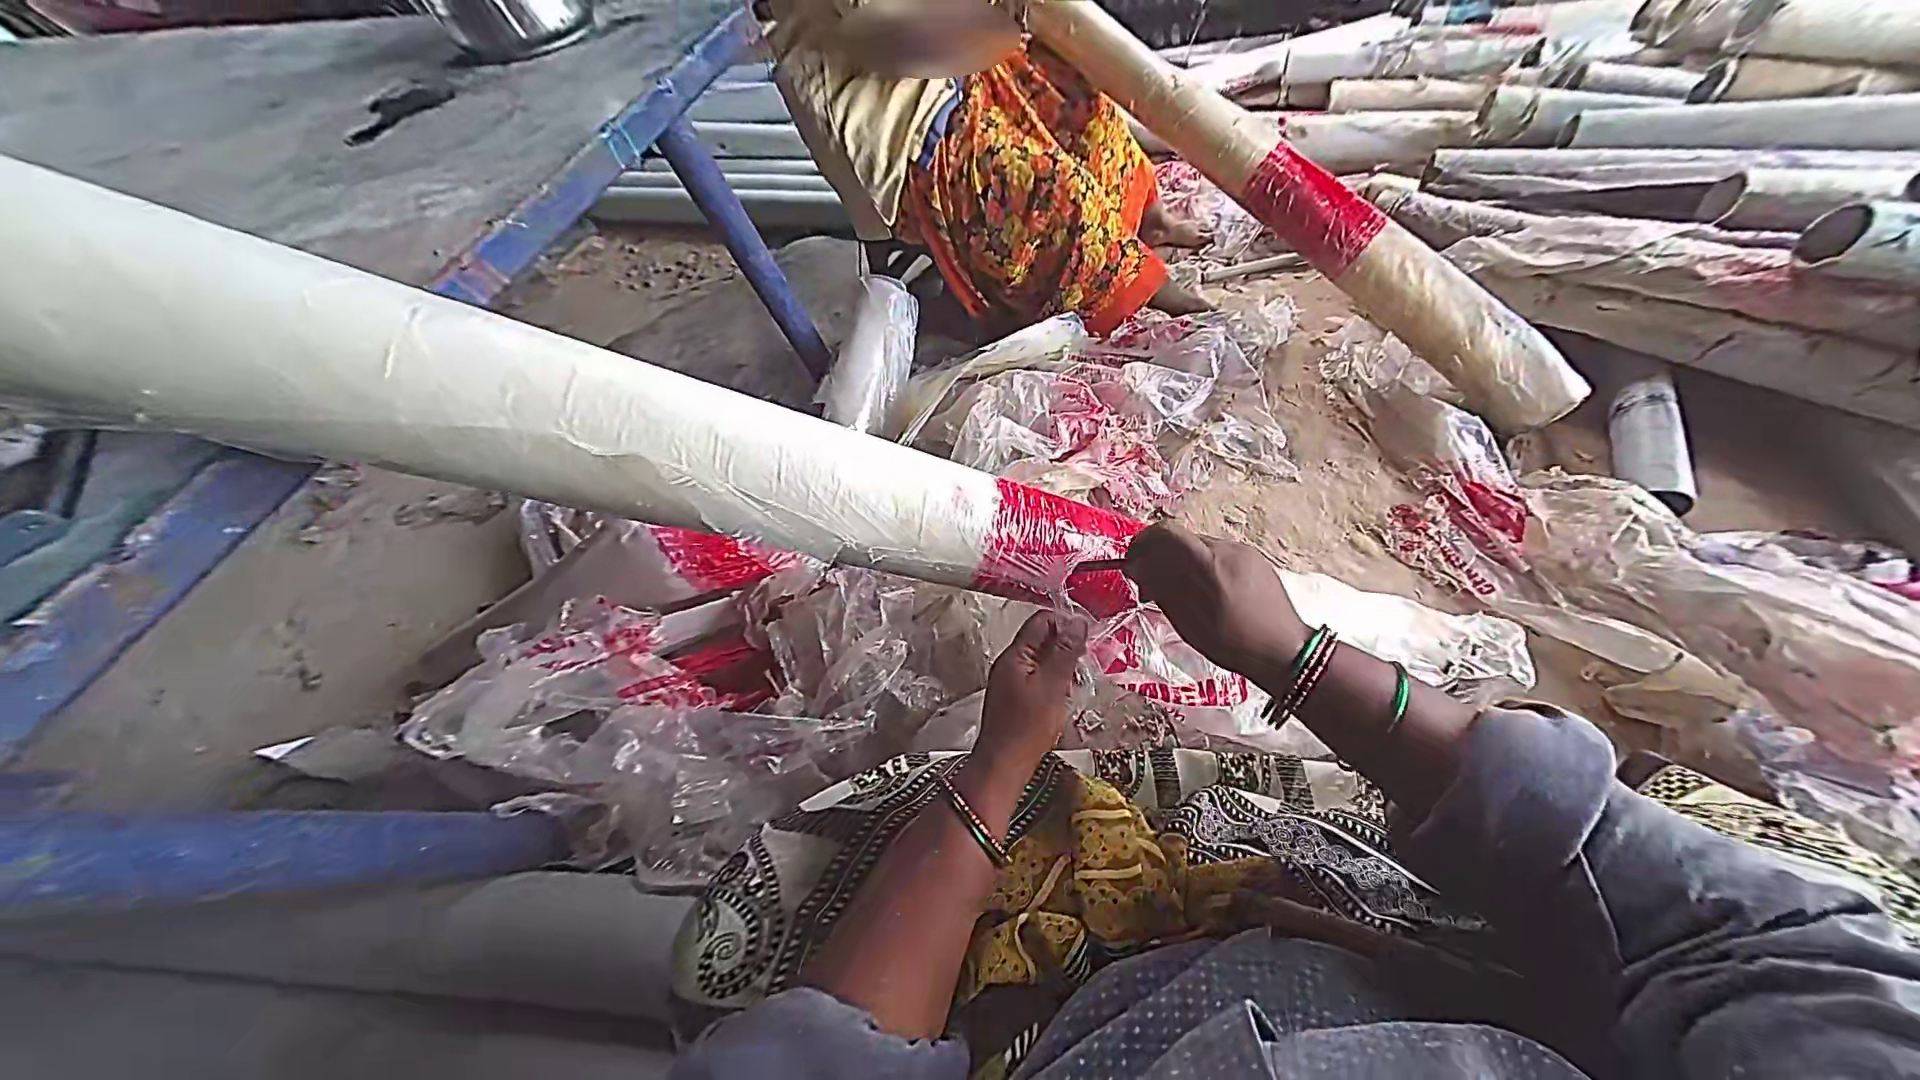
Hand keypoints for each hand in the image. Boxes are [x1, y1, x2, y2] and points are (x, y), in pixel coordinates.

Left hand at [975, 610, 1087, 766]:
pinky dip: (1055, 680)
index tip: (1088, 631)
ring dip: (1063, 663)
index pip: (1040, 621)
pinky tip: (1068, 692)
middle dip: (1067, 643)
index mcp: (1014, 656)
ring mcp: (1011, 682)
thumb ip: (1065, 652)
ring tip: (1082, 674)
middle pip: (1041, 639)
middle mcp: (1009, 665)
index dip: (1065, 621)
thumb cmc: (1026, 729)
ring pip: (1041, 660)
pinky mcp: (1016, 699)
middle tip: (1090, 654)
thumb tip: (1077, 622)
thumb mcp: (1052, 686)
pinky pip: (1039, 678)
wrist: (1004, 766)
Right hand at [1123, 522, 1309, 682]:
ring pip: (1199, 547)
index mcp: (1209, 563)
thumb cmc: (1232, 643)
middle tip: (1150, 586)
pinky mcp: (1255, 559)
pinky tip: (1204, 592)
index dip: (1142, 542)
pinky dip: (1203, 566)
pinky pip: (1219, 554)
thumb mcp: (1186, 620)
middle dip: (1160, 557)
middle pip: (1182, 540)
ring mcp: (1244, 552)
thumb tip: (1137, 566)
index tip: (1132, 561)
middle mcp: (1228, 549)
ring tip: (1178, 593)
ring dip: (1181, 562)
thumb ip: (1160, 587)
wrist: (1285, 653)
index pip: (1166, 532)